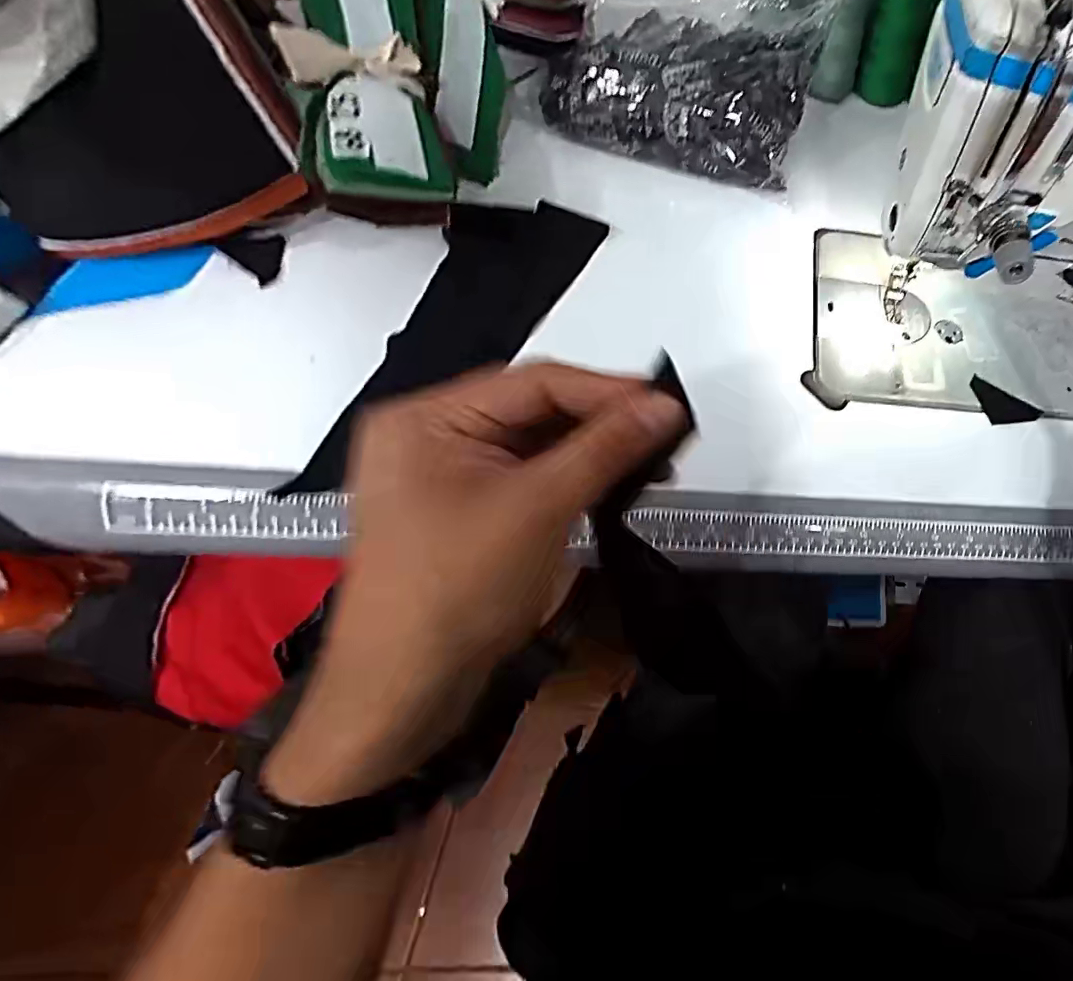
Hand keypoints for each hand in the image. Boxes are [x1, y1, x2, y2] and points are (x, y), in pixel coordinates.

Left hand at [263, 364, 686, 803]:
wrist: (410, 689)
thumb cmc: (450, 596)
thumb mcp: (540, 507)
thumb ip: (606, 449)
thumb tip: (663, 408)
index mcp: (428, 419)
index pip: (537, 383)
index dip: (608, 391)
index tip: (663, 403)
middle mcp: (435, 435)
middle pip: (539, 408)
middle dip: (604, 420)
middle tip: (662, 429)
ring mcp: (454, 471)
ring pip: (542, 441)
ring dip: (597, 448)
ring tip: (650, 457)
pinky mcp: (475, 503)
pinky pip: (537, 471)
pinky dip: (579, 474)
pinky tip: (616, 480)